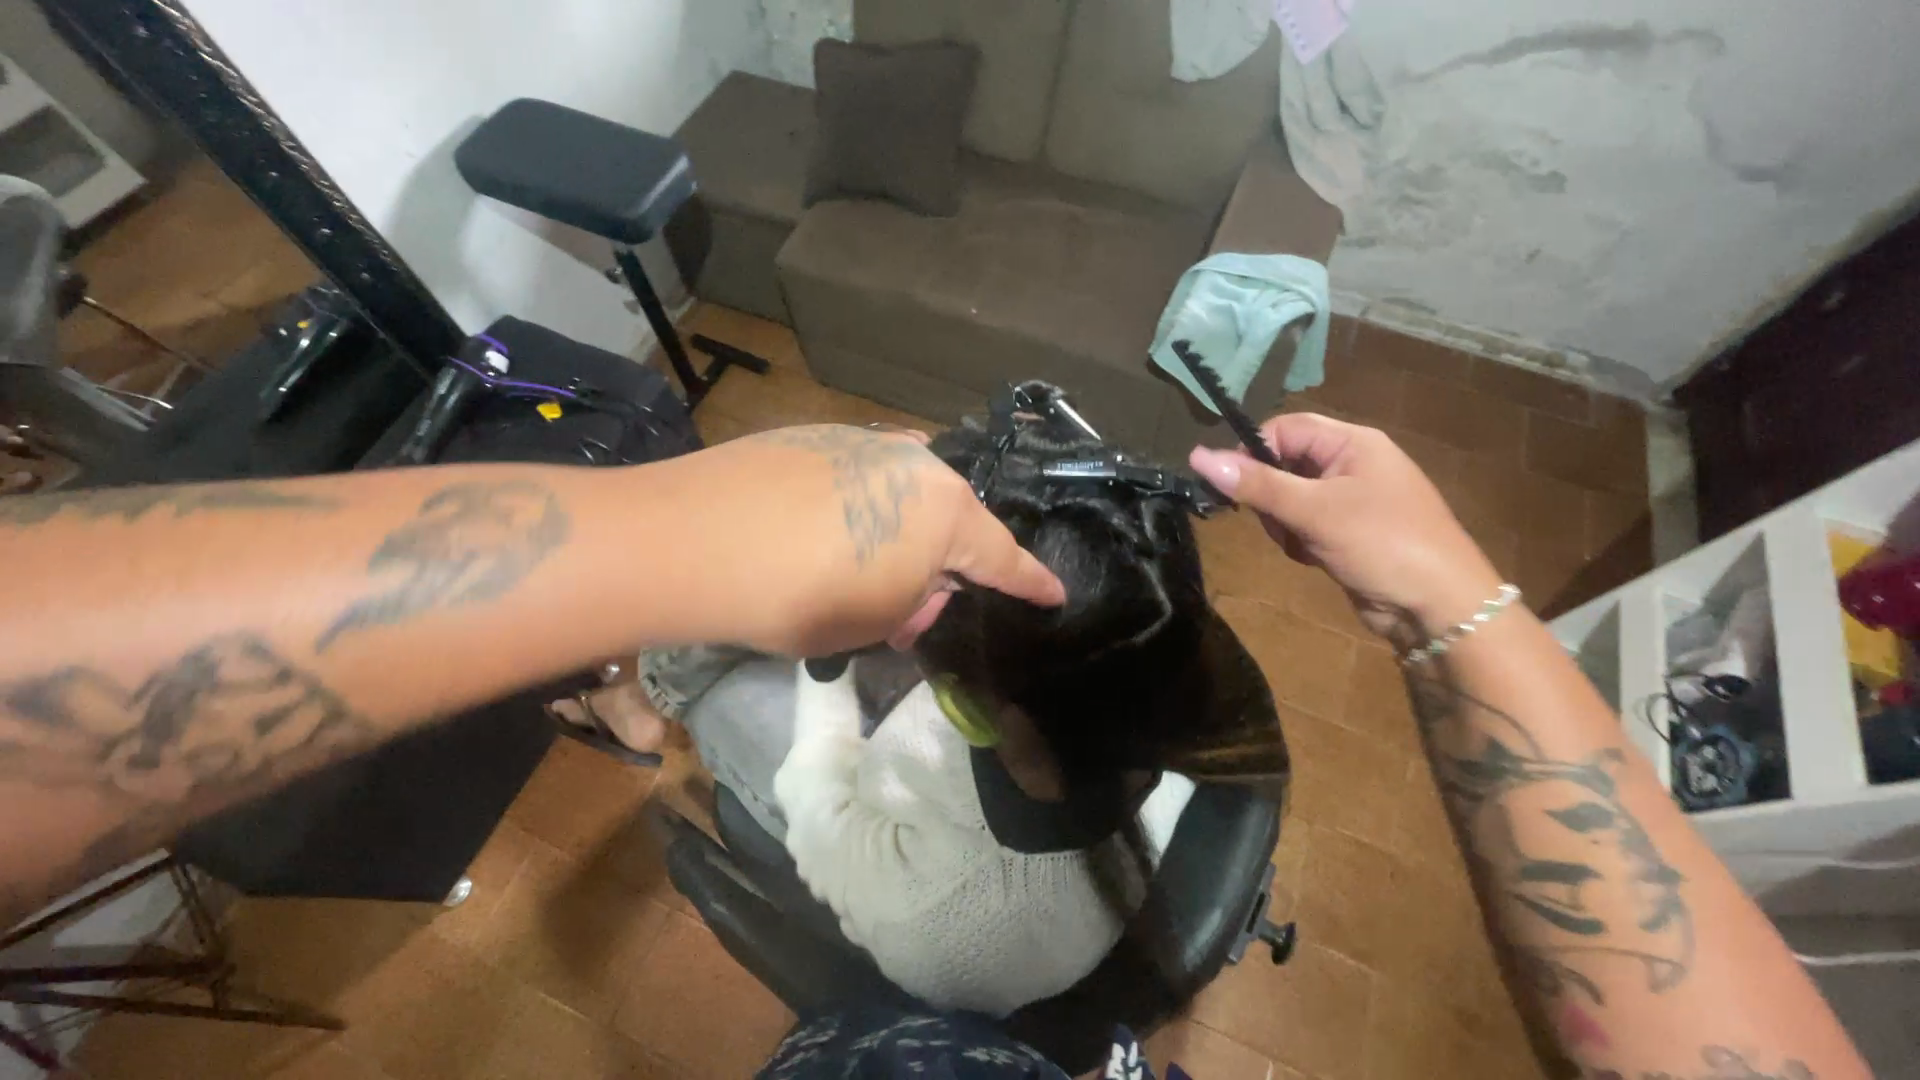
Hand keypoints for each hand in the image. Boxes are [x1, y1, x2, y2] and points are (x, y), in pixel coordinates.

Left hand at [659, 424, 1063, 654]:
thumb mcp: (871, 624)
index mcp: (944, 514)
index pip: (1002, 558)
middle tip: (911, 602)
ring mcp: (865, 441)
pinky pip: (863, 474)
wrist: (694, 539)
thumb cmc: (800, 596)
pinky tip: (830, 522)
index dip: (1031, 581)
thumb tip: (916, 590)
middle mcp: (915, 464)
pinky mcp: (818, 434)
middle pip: (951, 518)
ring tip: (864, 563)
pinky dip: (861, 504)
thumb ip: (912, 605)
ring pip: (906, 492)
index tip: (1055, 592)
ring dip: (899, 529)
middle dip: (943, 561)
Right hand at [1188, 413, 1501, 636]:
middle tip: (1277, 521)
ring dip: (1283, 524)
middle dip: (1270, 496)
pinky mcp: (1345, 532)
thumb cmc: (1383, 543)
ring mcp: (1348, 500)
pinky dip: (1299, 542)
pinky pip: (1302, 525)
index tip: (1231, 484)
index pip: (1284, 428)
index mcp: (1353, 442)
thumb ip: (1257, 485)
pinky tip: (1315, 559)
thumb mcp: (1315, 511)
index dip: (1253, 451)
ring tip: (1305, 545)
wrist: (1437, 607)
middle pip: (1282, 464)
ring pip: (1287, 499)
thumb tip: (1197, 456)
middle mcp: (1350, 463)